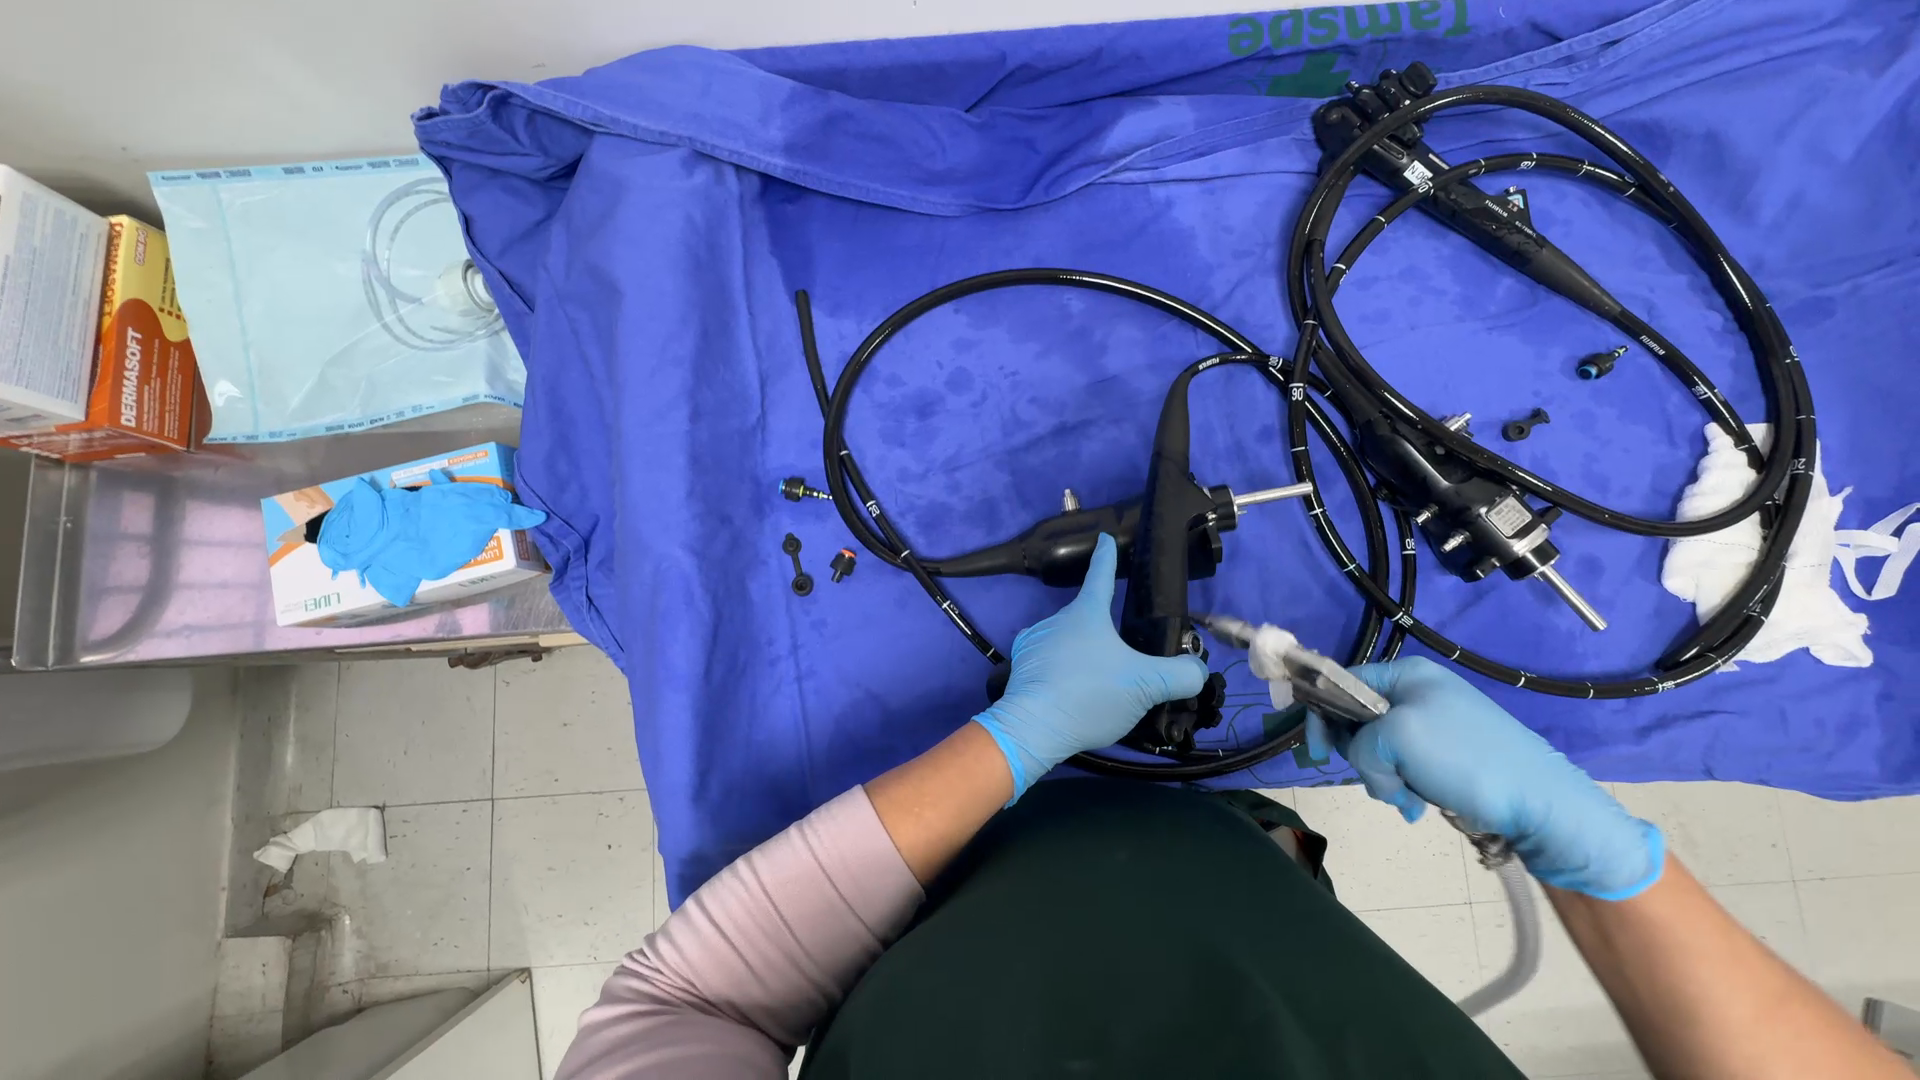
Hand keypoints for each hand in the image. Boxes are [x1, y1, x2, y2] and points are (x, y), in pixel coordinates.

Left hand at [973, 534, 1208, 799]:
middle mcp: (1056, 620)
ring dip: (1083, 653)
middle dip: (1104, 631)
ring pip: (1067, 640)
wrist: (1033, 729)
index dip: (1107, 557)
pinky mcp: (1021, 668)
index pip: (1100, 575)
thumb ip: (1180, 675)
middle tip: (1124, 656)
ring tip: (1099, 682)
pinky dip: (1063, 671)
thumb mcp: (1146, 686)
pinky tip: (1074, 691)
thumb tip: (1197, 670)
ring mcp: (1033, 643)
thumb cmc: (1090, 695)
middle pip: (1087, 616)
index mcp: (1086, 614)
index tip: (1105, 539)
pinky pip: (1049, 661)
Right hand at [1313, 656, 1663, 900]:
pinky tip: (1420, 805)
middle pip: (1357, 720)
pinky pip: (1404, 768)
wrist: (1544, 807)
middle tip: (1380, 779)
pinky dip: (1404, 789)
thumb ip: (1359, 743)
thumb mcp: (1397, 738)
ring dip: (1384, 778)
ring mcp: (1436, 727)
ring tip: (1407, 798)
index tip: (1319, 752)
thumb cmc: (1467, 760)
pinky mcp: (1448, 758)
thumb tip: (1370, 767)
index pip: (1341, 682)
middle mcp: (1420, 694)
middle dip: (1362, 755)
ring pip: (1379, 750)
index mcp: (1408, 675)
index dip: (1322, 713)